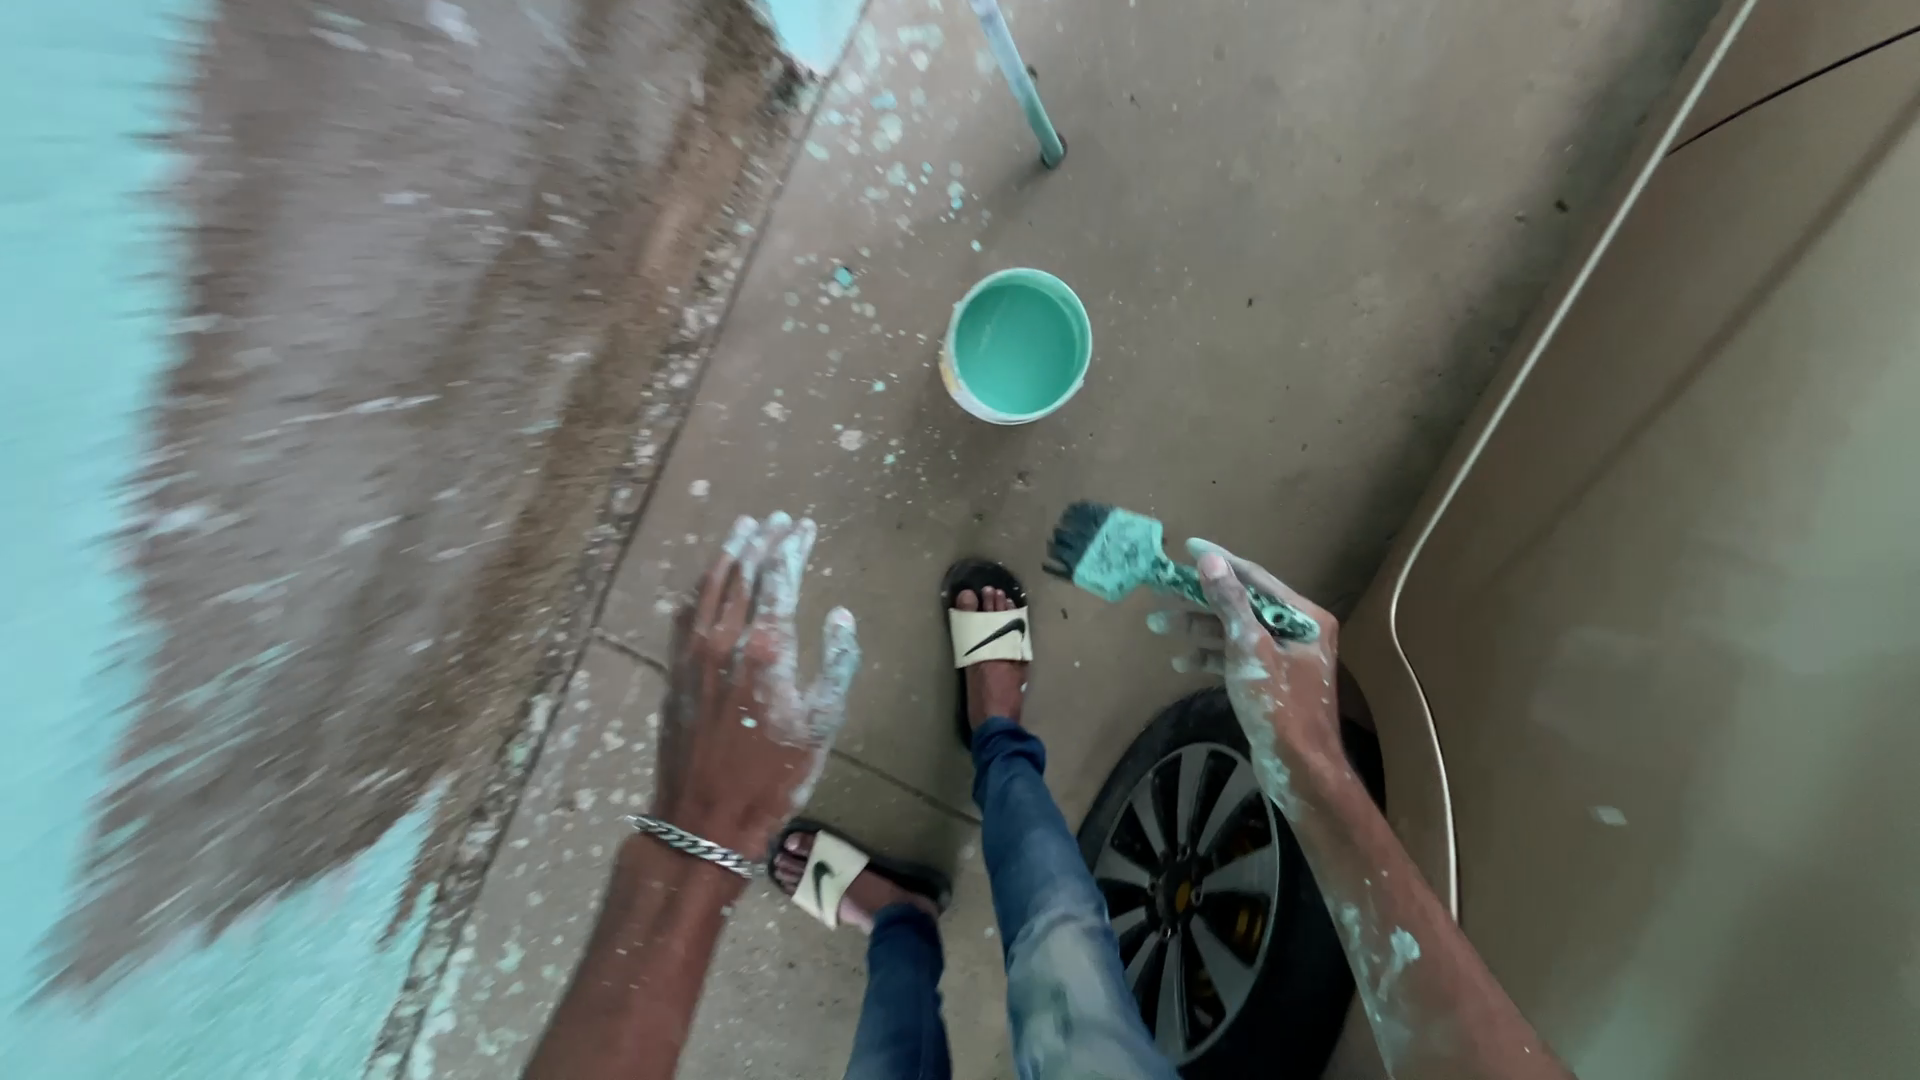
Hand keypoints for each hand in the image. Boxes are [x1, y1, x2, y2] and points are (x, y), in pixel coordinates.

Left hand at [653, 512, 859, 857]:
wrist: (704, 817)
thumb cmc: (774, 774)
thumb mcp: (824, 723)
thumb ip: (837, 662)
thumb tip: (840, 615)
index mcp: (767, 648)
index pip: (780, 578)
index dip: (792, 547)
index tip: (803, 526)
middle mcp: (726, 639)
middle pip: (743, 572)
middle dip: (761, 539)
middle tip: (775, 518)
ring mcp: (694, 652)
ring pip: (710, 585)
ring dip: (728, 553)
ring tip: (742, 528)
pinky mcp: (676, 669)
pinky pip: (686, 611)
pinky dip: (700, 585)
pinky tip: (707, 578)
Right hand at [1151, 538, 1339, 816]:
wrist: (1299, 768)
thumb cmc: (1279, 705)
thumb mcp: (1249, 647)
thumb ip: (1229, 601)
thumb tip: (1209, 559)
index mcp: (1304, 617)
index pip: (1254, 578)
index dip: (1220, 561)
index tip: (1188, 547)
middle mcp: (1296, 630)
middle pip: (1240, 604)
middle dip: (1198, 600)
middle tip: (1161, 589)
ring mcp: (1283, 656)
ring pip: (1232, 630)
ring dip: (1197, 629)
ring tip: (1157, 626)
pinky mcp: (1269, 679)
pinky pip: (1235, 656)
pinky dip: (1210, 656)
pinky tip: (1182, 662)